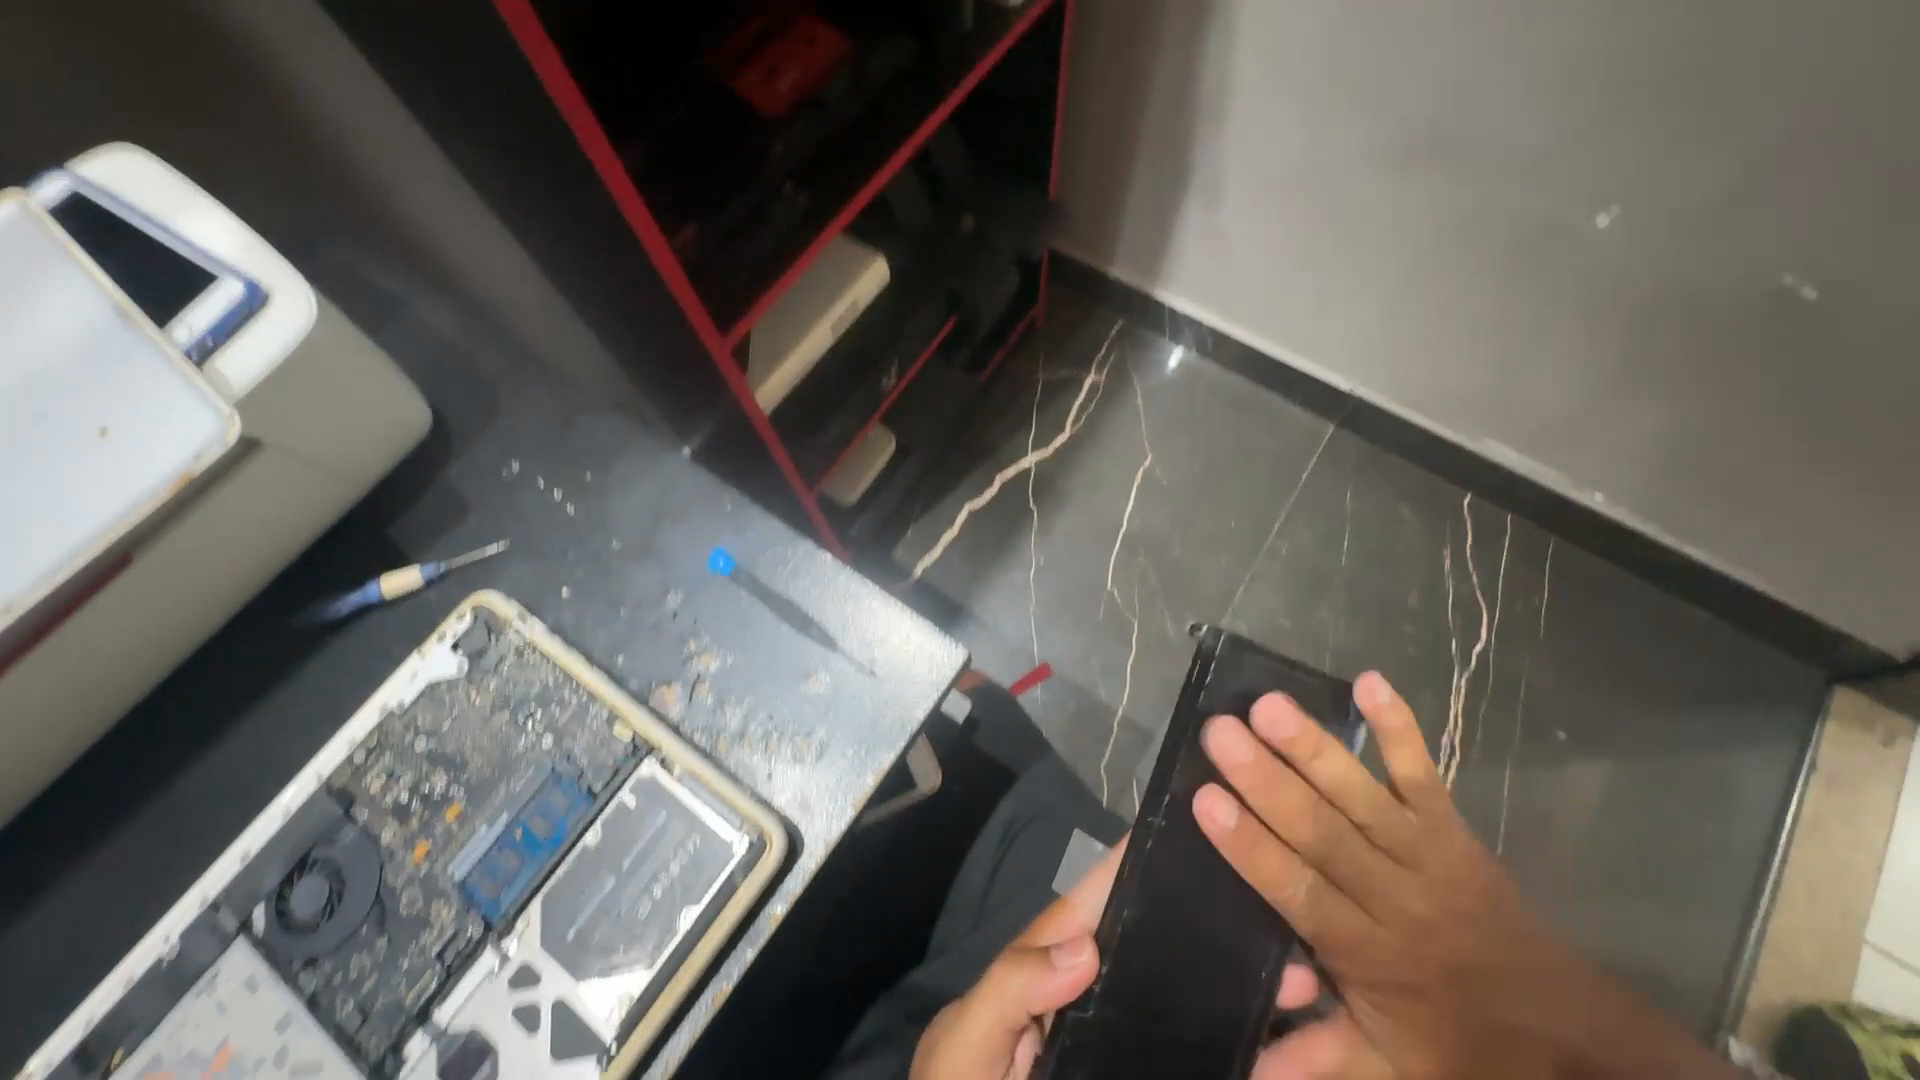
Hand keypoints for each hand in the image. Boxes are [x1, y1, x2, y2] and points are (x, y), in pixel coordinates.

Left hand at [911, 838, 1336, 1079]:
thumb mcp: (966, 1043)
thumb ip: (1008, 990)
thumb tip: (1085, 947)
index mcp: (1039, 973)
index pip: (1089, 910)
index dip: (1131, 871)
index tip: (1187, 837)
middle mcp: (1079, 999)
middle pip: (1145, 951)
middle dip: (1203, 931)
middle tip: (1271, 916)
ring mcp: (1110, 1040)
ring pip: (1175, 1003)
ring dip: (1231, 989)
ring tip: (1298, 979)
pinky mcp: (1136, 1067)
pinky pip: (1187, 1054)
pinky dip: (1233, 1047)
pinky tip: (1277, 1043)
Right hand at [1194, 672, 1743, 1079]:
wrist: (1569, 1034)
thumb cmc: (1459, 1047)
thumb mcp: (1383, 1069)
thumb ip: (1310, 1063)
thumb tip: (1236, 1065)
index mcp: (1371, 955)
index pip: (1302, 894)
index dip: (1252, 848)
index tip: (1204, 800)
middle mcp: (1396, 897)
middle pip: (1326, 833)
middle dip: (1268, 780)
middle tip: (1221, 731)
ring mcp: (1430, 856)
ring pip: (1365, 797)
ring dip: (1315, 748)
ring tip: (1268, 705)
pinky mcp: (1455, 830)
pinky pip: (1425, 774)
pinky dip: (1399, 728)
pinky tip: (1370, 681)